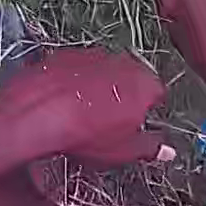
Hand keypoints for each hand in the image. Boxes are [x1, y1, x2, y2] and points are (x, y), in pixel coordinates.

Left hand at [0, 48, 164, 160]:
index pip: (157, 93)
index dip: (148, 110)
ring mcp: (93, 55)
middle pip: (132, 78)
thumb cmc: (84, 131)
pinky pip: (78, 67)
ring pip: (104, 70)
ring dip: (99, 85)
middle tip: (112, 120)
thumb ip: (150, 147)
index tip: (138, 123)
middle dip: (125, 95)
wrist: (40, 110)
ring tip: (85, 110)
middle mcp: (122, 62)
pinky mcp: (67, 54)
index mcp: (144, 84)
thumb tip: (165, 150)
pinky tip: (65, 99)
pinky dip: (75, 79)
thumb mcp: (124, 151)